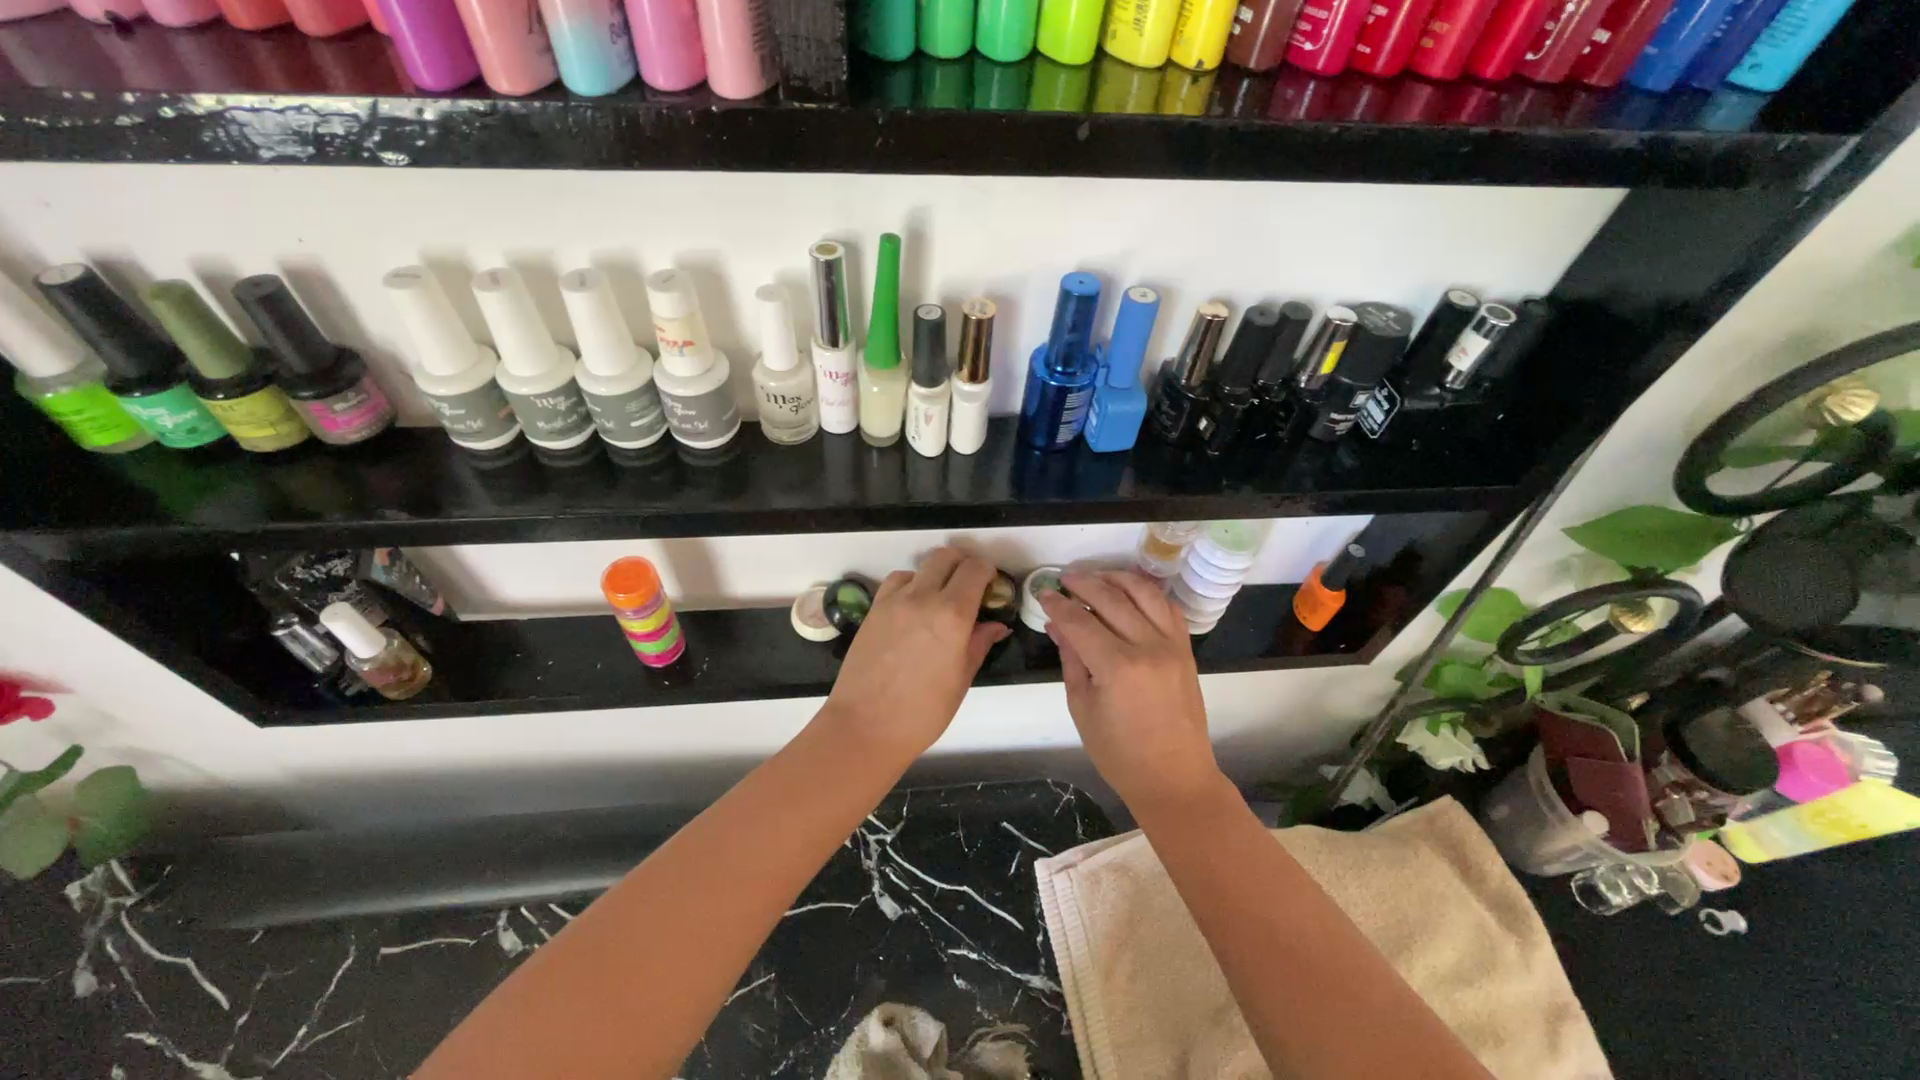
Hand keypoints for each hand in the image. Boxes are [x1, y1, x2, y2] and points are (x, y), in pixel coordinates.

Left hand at [821, 547, 1010, 756]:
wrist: (865, 726)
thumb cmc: (922, 712)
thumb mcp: (961, 679)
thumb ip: (978, 644)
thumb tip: (995, 625)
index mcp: (952, 614)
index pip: (975, 570)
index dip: (987, 572)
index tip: (991, 587)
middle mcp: (922, 598)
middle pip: (945, 557)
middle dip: (962, 564)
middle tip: (970, 587)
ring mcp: (893, 601)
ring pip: (919, 568)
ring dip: (934, 575)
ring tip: (939, 601)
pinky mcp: (873, 611)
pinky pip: (895, 584)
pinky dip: (909, 586)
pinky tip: (913, 610)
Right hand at [1041, 570, 1224, 811]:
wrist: (1173, 776)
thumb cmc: (1119, 753)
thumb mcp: (1082, 707)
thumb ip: (1071, 659)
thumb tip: (1057, 625)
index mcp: (1117, 667)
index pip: (1080, 622)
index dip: (1058, 605)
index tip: (1043, 593)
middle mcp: (1148, 647)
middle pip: (1111, 599)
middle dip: (1083, 584)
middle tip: (1064, 579)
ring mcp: (1172, 646)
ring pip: (1144, 593)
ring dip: (1117, 579)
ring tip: (1095, 576)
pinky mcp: (1186, 650)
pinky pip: (1167, 608)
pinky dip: (1147, 593)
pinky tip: (1128, 591)